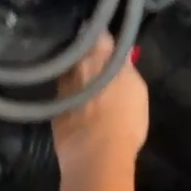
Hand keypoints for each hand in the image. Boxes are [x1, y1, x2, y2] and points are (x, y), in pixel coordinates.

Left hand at [51, 35, 149, 166]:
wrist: (95, 156)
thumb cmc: (125, 120)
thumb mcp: (137, 89)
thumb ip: (126, 68)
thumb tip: (121, 55)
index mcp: (98, 58)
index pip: (98, 34)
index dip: (102, 34)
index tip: (107, 36)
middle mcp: (75, 68)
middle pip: (79, 51)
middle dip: (86, 50)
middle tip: (97, 56)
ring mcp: (61, 88)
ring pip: (68, 71)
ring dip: (76, 71)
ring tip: (86, 78)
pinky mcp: (53, 109)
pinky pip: (63, 92)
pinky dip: (70, 92)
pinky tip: (79, 101)